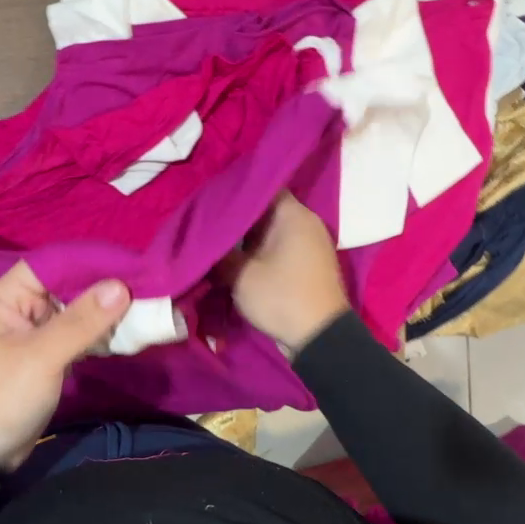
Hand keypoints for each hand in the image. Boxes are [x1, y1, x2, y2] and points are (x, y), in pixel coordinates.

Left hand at [0, 262, 130, 467]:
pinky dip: (99, 335)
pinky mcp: (44, 357)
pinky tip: (128, 334)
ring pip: (75, 312)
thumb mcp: (42, 358)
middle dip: (106, 288)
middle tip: (151, 289)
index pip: (54, 263)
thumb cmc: (1, 398)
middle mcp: (18, 308)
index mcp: (6, 297)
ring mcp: (32, 334)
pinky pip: (76, 336)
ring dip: (107, 313)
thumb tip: (121, 285)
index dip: (93, 261)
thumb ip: (81, 322)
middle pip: (68, 285)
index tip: (135, 266)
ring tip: (148, 310)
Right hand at [226, 191, 351, 350]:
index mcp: (293, 214)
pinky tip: (240, 257)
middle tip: (210, 222)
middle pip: (267, 209)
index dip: (236, 193)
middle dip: (239, 217)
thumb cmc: (280, 297)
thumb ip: (220, 254)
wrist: (318, 335)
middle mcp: (306, 222)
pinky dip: (262, 249)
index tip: (213, 201)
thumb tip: (205, 244)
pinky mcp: (309, 262)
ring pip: (273, 229)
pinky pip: (281, 246)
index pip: (262, 188)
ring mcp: (311, 242)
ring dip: (249, 236)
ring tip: (220, 240)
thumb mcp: (241, 275)